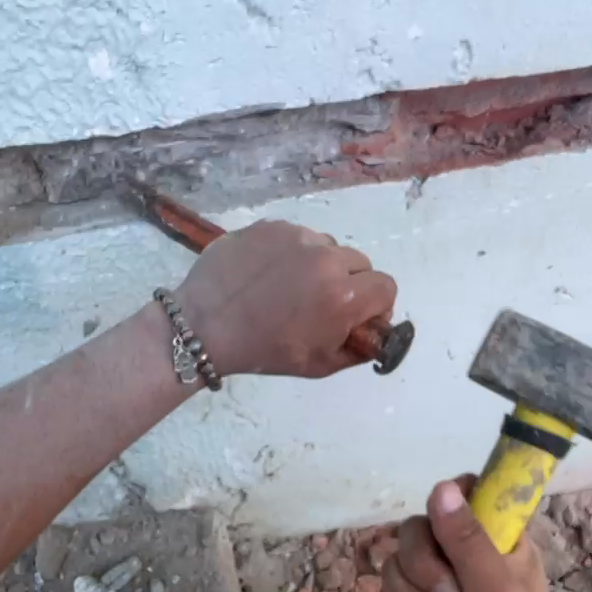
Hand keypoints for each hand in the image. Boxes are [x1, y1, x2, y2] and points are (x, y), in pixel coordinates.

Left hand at [173, 220, 396, 378]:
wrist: (205, 326)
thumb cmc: (264, 351)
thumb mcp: (319, 365)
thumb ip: (358, 350)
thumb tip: (377, 335)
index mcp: (344, 295)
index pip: (386, 287)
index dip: (376, 305)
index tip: (357, 315)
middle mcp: (326, 258)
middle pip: (360, 263)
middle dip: (350, 282)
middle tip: (321, 302)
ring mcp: (297, 236)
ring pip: (328, 246)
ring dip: (320, 264)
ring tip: (290, 286)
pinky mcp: (272, 225)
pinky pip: (298, 236)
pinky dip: (291, 252)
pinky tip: (269, 272)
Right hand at [373, 478, 562, 591]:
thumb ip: (467, 539)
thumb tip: (441, 485)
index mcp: (500, 545)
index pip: (468, 495)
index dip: (449, 503)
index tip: (440, 527)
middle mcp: (466, 560)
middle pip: (417, 531)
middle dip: (423, 570)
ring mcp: (438, 590)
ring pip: (395, 568)